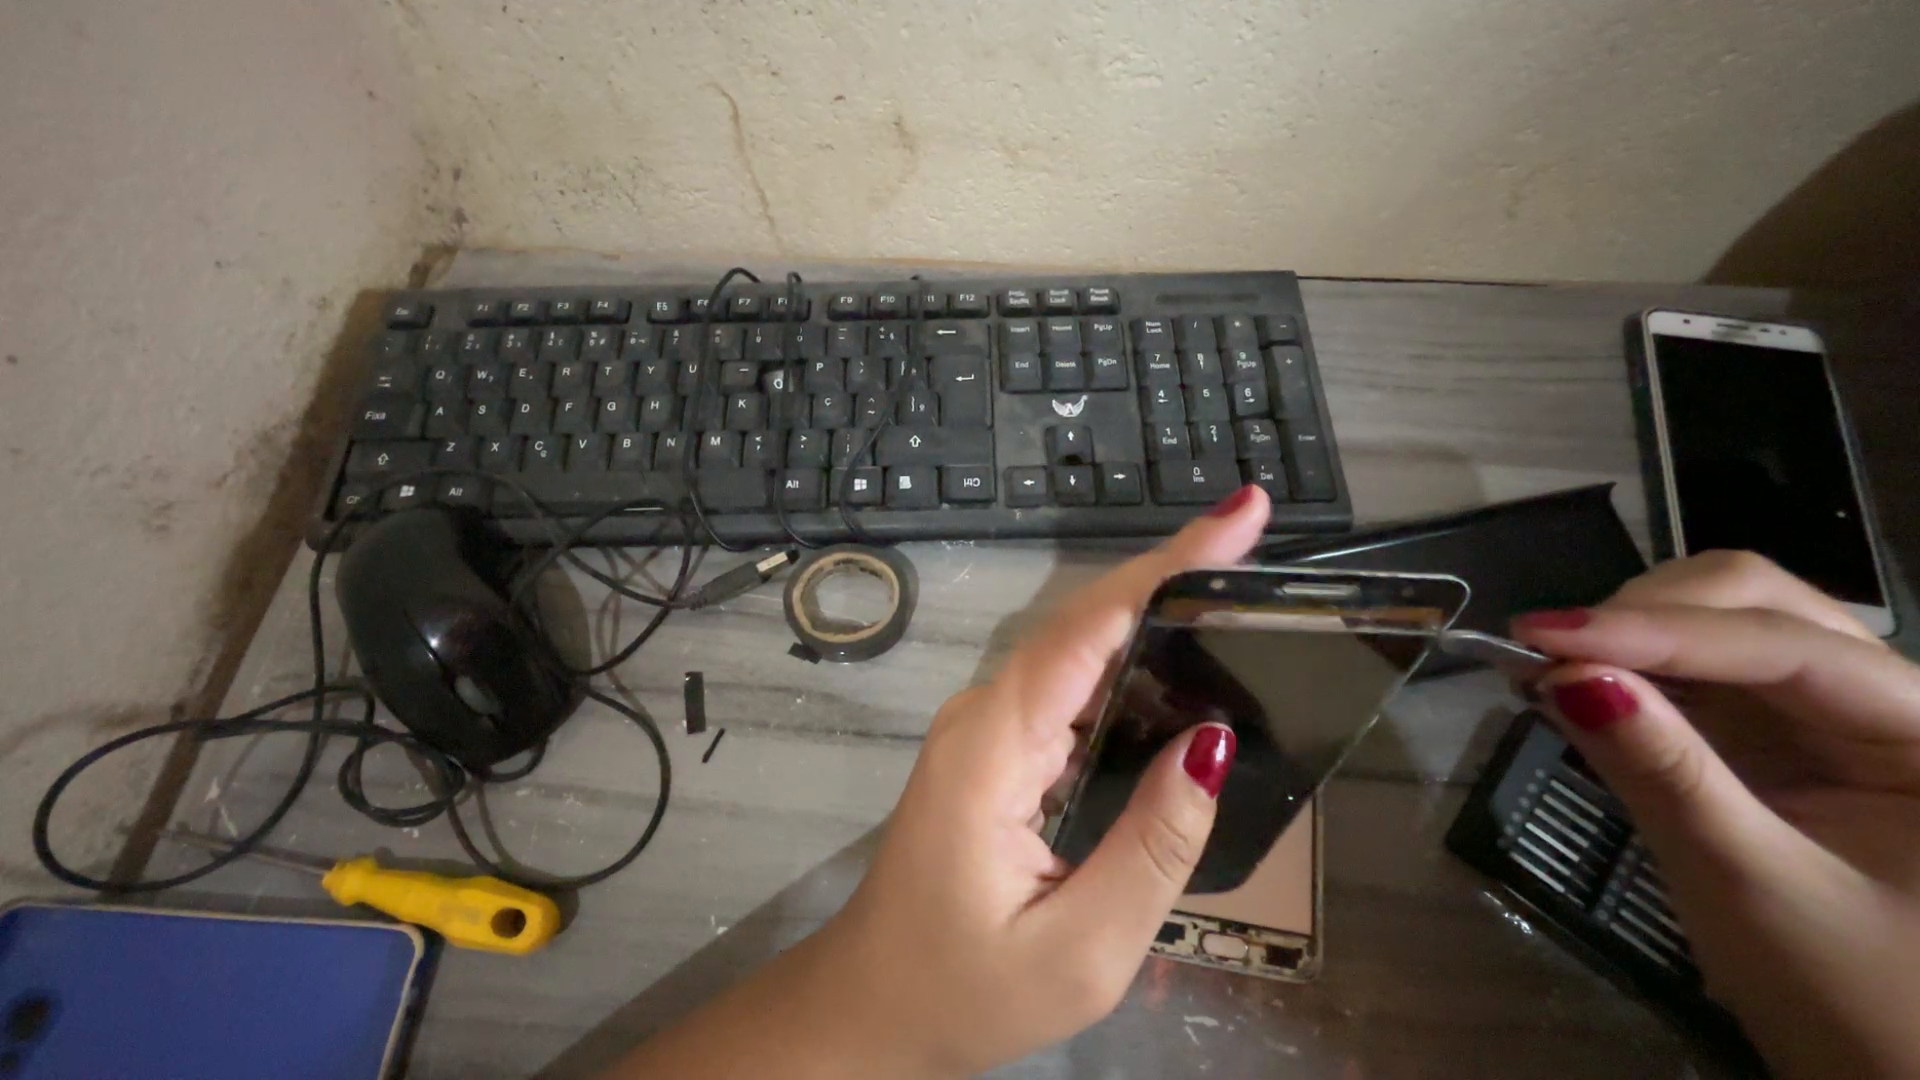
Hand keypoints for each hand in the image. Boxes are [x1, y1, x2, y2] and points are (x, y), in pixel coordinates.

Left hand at [604, 486, 1268, 1078]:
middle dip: (1170, 575)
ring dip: (1154, 616)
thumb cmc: (966, 990)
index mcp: (993, 748)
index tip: (1238, 518)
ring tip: (1236, 595)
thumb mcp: (1078, 949)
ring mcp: (986, 727)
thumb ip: (1151, 848)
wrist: (872, 1005)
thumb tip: (1213, 744)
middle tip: (1254, 542)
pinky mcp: (996, 747)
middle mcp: (985, 714)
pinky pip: (1069, 688)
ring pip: (1078, 650)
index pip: (1086, 630)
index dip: (1164, 566)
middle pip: (1083, 624)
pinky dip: (1129, 666)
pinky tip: (1182, 670)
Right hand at [1512, 551, 1919, 1079]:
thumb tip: (1562, 676)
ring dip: (1632, 632)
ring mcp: (1831, 721)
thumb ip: (1663, 773)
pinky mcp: (1777, 741)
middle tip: (1551, 649)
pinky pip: (1695, 675)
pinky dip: (1628, 667)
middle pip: (1766, 602)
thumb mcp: (1749, 888)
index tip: (1537, 634)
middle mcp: (1894, 708)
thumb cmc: (1863, 1010)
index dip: (1656, 631)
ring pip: (1726, 622)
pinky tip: (1577, 685)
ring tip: (1548, 665)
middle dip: (1650, 610)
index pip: (1788, 648)